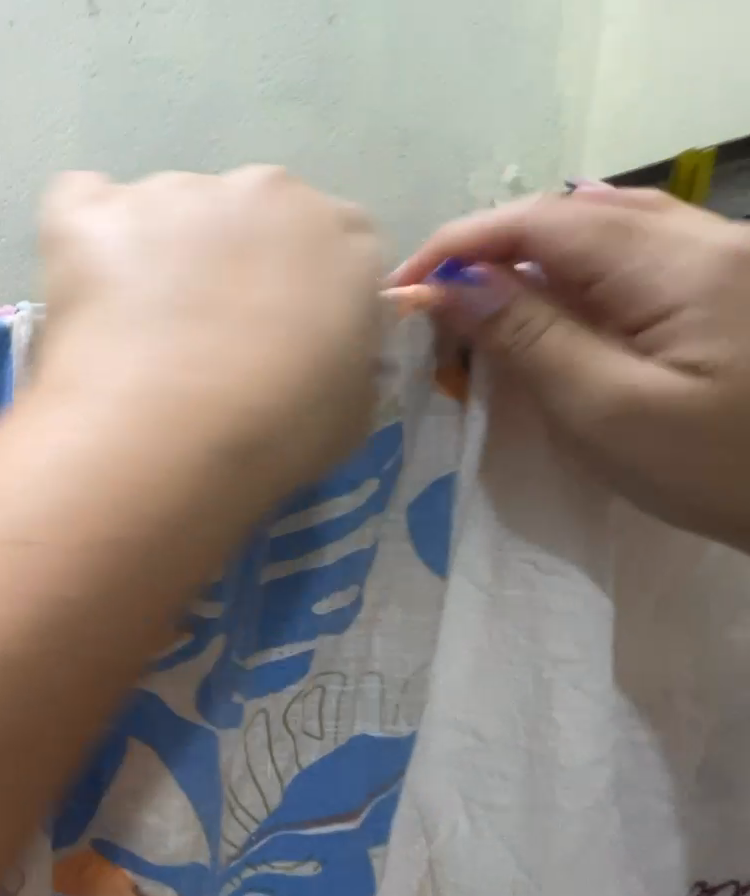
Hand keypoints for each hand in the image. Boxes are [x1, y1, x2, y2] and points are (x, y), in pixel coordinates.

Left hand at [35, 167, 384, 499]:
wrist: (167, 433)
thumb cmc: (270, 434)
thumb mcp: (346, 408)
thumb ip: (337, 358)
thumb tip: (313, 359)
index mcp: (343, 235)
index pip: (318, 241)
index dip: (276, 289)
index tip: (251, 337)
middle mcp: (263, 192)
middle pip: (233, 215)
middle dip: (206, 264)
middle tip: (177, 339)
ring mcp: (172, 194)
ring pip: (154, 212)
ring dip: (138, 256)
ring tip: (116, 331)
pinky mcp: (91, 215)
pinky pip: (76, 202)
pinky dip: (73, 236)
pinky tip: (71, 281)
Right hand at [395, 188, 749, 551]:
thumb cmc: (723, 466)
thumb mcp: (602, 408)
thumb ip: (523, 336)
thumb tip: (442, 288)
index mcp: (686, 264)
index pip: (545, 221)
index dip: (459, 244)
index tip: (398, 291)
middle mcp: (721, 238)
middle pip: (578, 211)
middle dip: (487, 245)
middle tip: (422, 296)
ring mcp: (739, 258)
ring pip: (612, 223)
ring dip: (527, 250)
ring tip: (466, 290)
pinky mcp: (740, 285)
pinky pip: (641, 248)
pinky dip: (574, 259)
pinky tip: (547, 277)